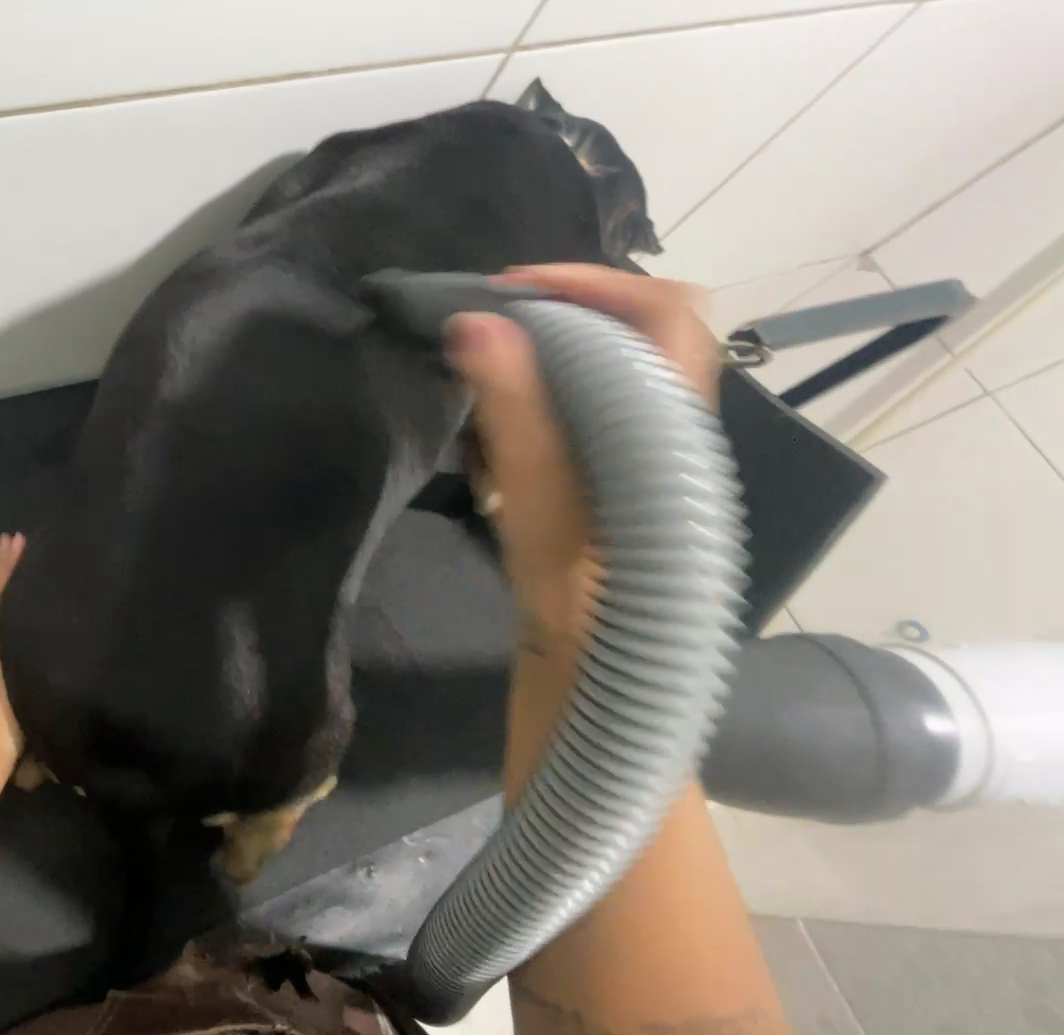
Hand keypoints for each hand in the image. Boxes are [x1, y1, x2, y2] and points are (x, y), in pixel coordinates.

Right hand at [446, 264, 719, 652]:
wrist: (589, 645)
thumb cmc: (569, 573)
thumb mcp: (536, 486)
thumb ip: (512, 402)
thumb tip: (473, 322)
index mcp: (664, 413)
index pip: (661, 307)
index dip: (590, 282)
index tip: (511, 292)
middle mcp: (668, 416)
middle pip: (634, 329)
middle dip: (561, 317)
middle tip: (492, 329)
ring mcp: (645, 442)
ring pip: (609, 364)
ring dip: (550, 355)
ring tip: (490, 376)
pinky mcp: (619, 466)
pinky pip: (589, 401)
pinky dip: (546, 394)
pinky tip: (502, 429)